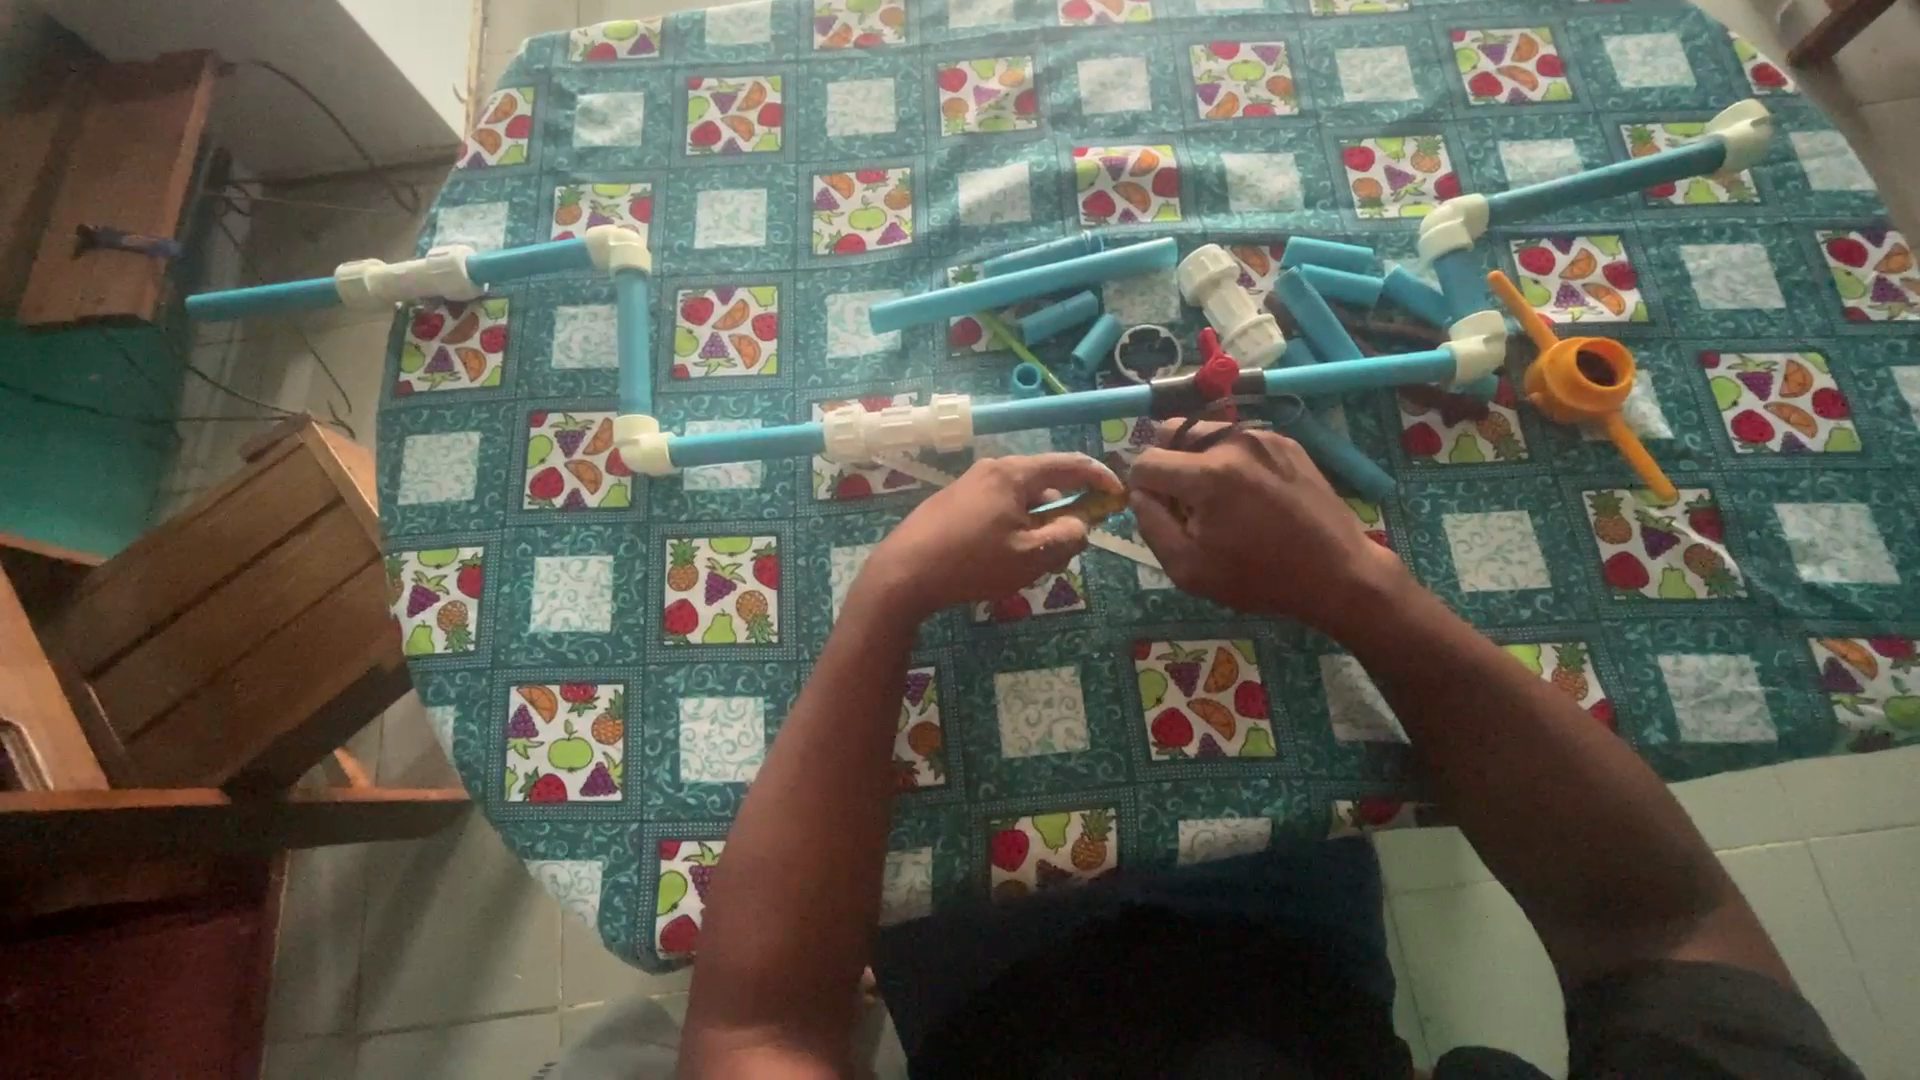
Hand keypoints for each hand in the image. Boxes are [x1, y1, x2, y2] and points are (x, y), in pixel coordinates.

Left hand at [852, 453, 1121, 620]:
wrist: (902, 574)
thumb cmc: (972, 563)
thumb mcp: (1031, 557)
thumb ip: (1067, 537)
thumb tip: (1082, 525)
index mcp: (1014, 474)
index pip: (1070, 464)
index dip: (1100, 478)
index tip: (1119, 497)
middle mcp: (991, 470)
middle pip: (1045, 485)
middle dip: (1063, 516)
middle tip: (1064, 553)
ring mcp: (968, 485)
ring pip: (1020, 502)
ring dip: (1035, 528)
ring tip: (1029, 566)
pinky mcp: (952, 504)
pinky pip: (997, 510)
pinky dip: (1012, 530)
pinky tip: (1000, 562)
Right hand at [1128, 421, 1407, 633]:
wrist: (1337, 572)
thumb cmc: (1258, 577)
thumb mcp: (1188, 568)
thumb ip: (1150, 525)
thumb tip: (1138, 493)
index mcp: (1207, 475)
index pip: (1145, 461)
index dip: (1140, 488)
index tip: (1158, 511)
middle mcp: (1233, 442)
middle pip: (1171, 432)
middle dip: (1165, 463)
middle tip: (1182, 500)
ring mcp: (1263, 437)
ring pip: (1204, 432)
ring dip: (1195, 459)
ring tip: (1216, 498)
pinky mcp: (1285, 442)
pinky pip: (1237, 440)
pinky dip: (1228, 460)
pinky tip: (1247, 494)